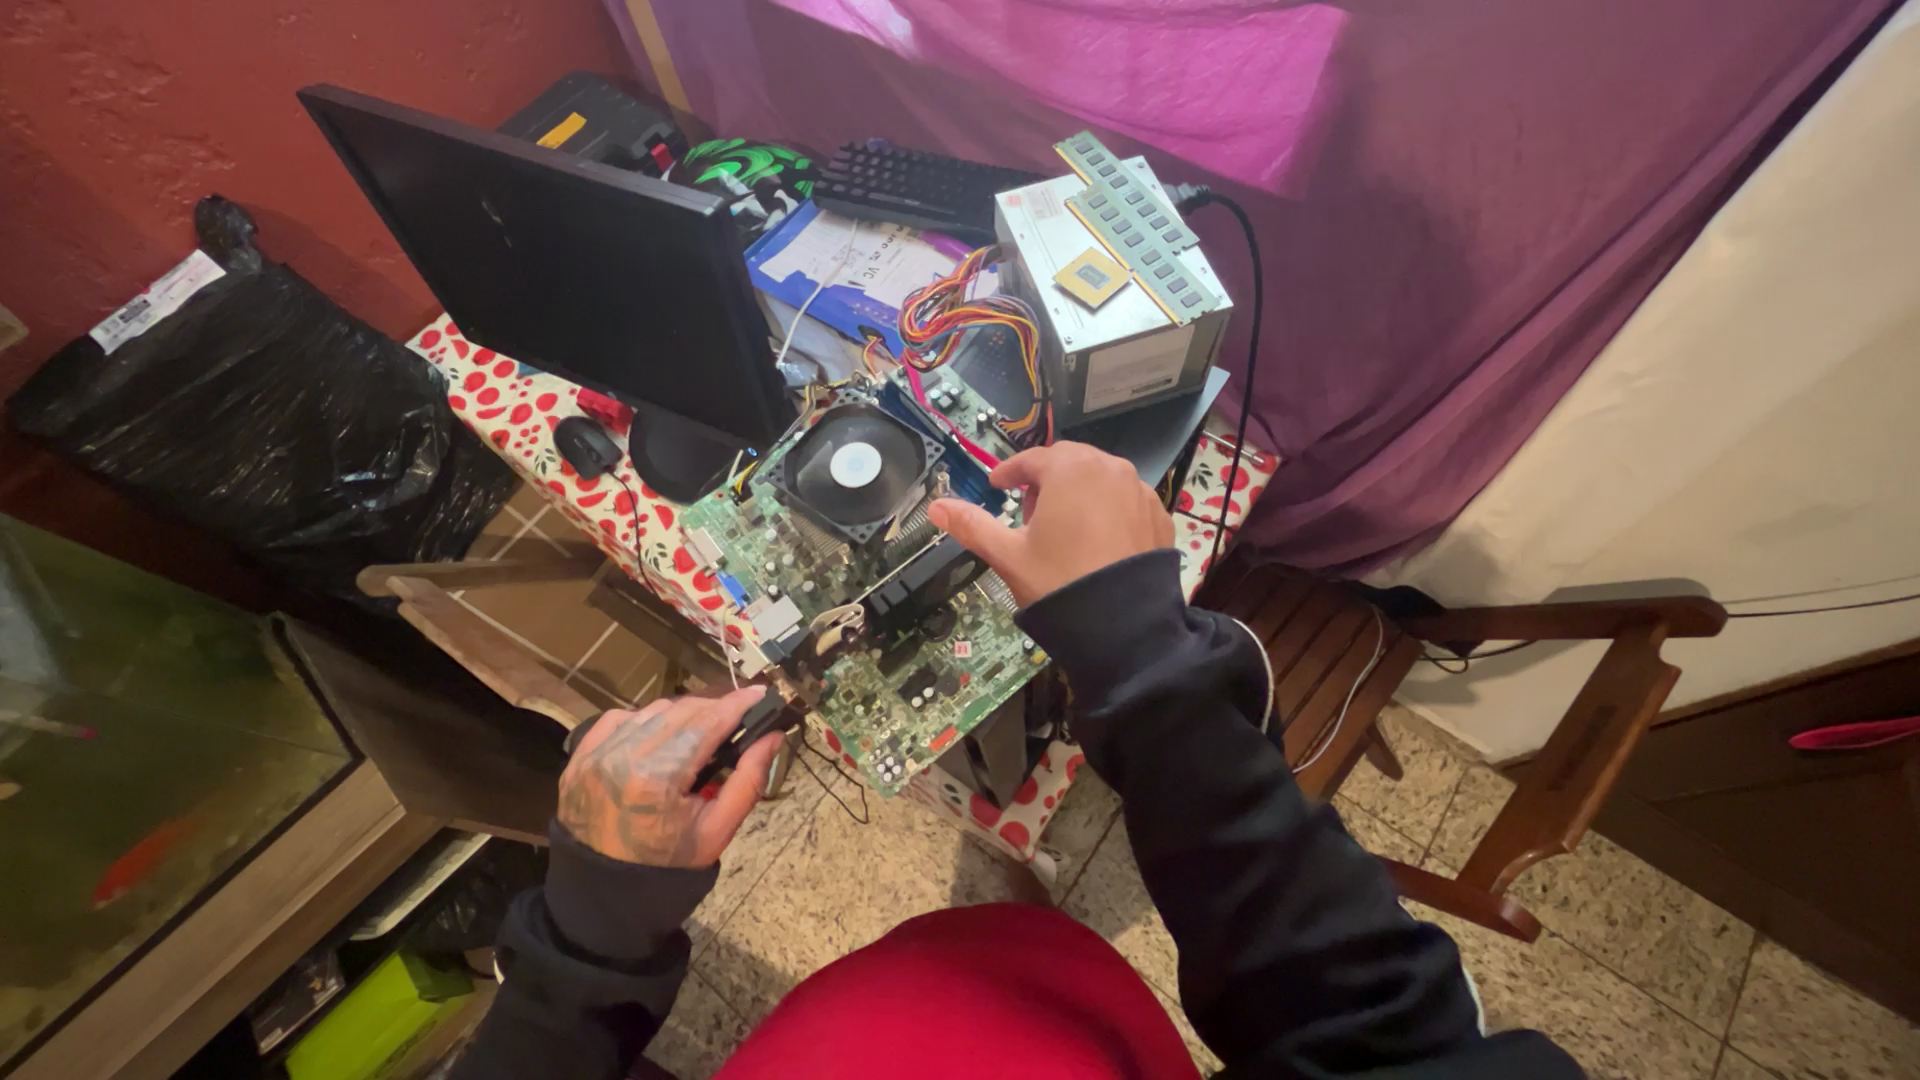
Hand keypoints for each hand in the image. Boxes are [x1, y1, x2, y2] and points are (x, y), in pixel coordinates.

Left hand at [557, 686, 781, 866]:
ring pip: (654, 709)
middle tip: (737, 720)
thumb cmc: (668, 865)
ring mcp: (596, 752)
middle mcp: (623, 754)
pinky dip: (647, 720)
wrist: (603, 895)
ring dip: (683, 715)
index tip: (762, 693)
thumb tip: (773, 734)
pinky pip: (622, 718)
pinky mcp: (580, 755)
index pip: (708, 722)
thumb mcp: (718, 830)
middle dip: (714, 709)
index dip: (738, 704)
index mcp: (658, 777)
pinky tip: (661, 739)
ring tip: (700, 734)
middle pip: (683, 710)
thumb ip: (749, 779)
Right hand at [928, 441, 1173, 606]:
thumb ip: (971, 525)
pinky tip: (1097, 539)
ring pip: (1100, 478)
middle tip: (1029, 510)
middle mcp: (1109, 467)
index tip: (997, 485)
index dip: (1010, 472)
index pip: (1032, 459)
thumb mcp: (1008, 555)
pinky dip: (1107, 509)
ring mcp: (1139, 491)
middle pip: (1068, 462)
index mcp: (1069, 469)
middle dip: (1045, 480)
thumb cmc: (1058, 581)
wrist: (1123, 625)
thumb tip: (935, 507)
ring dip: (1077, 491)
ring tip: (1063, 526)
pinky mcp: (1158, 515)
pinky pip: (1125, 500)